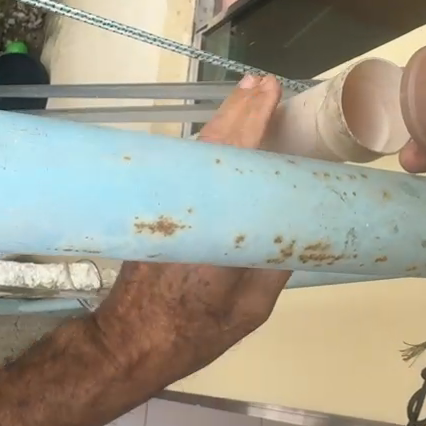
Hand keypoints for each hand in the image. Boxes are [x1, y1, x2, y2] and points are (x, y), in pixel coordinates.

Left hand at [90, 75, 291, 385]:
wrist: (130, 342)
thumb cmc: (195, 331)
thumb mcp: (252, 308)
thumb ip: (275, 263)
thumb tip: (295, 221)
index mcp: (216, 228)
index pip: (237, 159)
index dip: (253, 121)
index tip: (270, 93)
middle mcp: (188, 205)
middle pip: (216, 142)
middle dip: (241, 108)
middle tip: (264, 83)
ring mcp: (169, 202)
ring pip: (199, 148)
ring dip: (226, 119)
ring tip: (249, 94)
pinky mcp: (159, 206)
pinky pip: (190, 163)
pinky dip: (212, 142)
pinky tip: (227, 132)